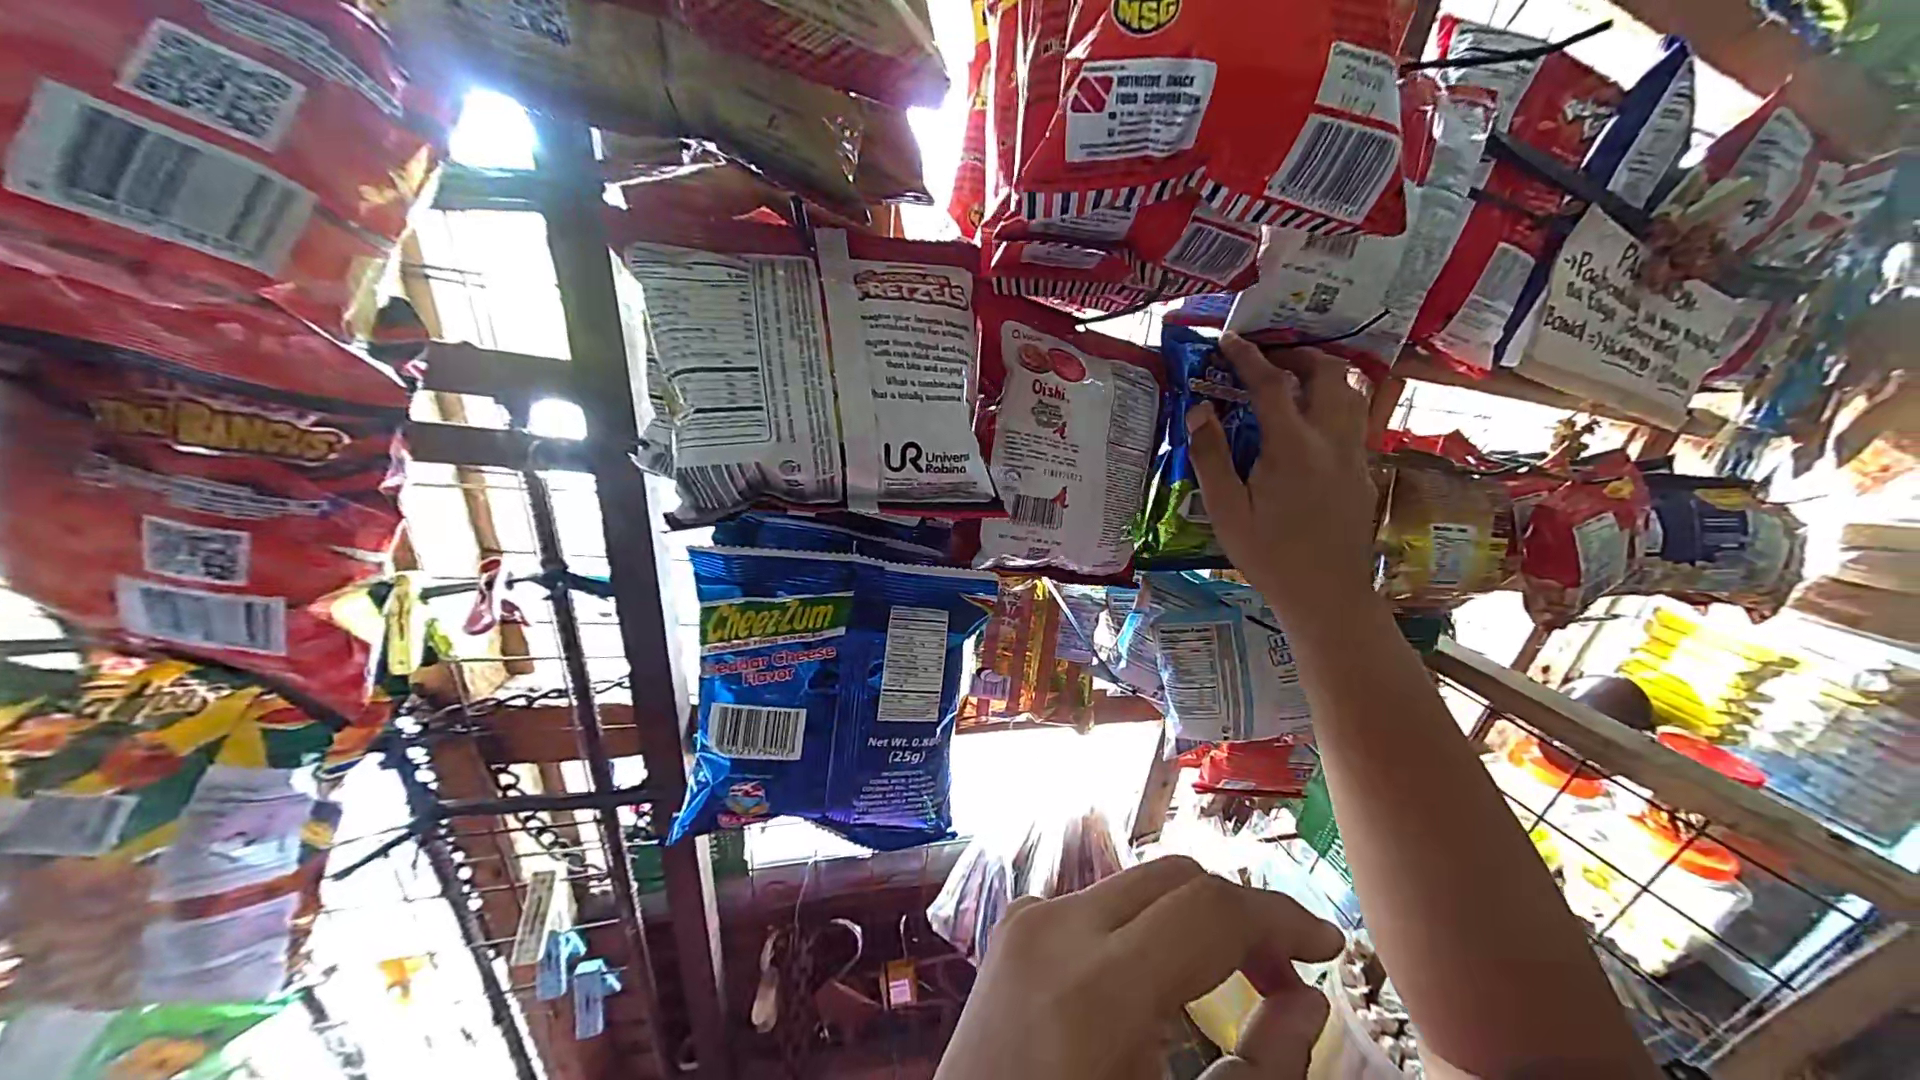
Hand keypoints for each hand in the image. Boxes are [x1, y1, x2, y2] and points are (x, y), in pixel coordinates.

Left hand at [934, 855, 1343, 1079]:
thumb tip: (1307, 997)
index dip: (1278, 917)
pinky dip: (1141, 926)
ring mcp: (1026, 918)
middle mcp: (1054, 928)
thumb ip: (1260, 1071)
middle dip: (1239, 915)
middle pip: (1174, 879)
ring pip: (1136, 886)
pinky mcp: (1012, 923)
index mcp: (1095, 987)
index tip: (1328, 945)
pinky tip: (1152, 978)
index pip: (1207, 908)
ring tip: (1225, 978)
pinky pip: (1094, 903)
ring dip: (1191, 919)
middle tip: (1282, 977)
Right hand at [1185, 334, 1376, 621]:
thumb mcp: (1227, 510)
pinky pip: (1354, 418)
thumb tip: (1198, 409)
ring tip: (1291, 380)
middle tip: (1267, 359)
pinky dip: (1333, 401)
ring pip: (1351, 392)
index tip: (1229, 340)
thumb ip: (1211, 456)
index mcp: (1292, 447)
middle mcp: (1331, 440)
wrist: (1326, 593)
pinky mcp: (1363, 470)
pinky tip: (1309, 422)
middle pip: (1327, 373)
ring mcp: (1353, 454)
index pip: (1270, 384)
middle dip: (1297, 354)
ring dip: (1322, 374)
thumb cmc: (1268, 555)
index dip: (1247, 356)